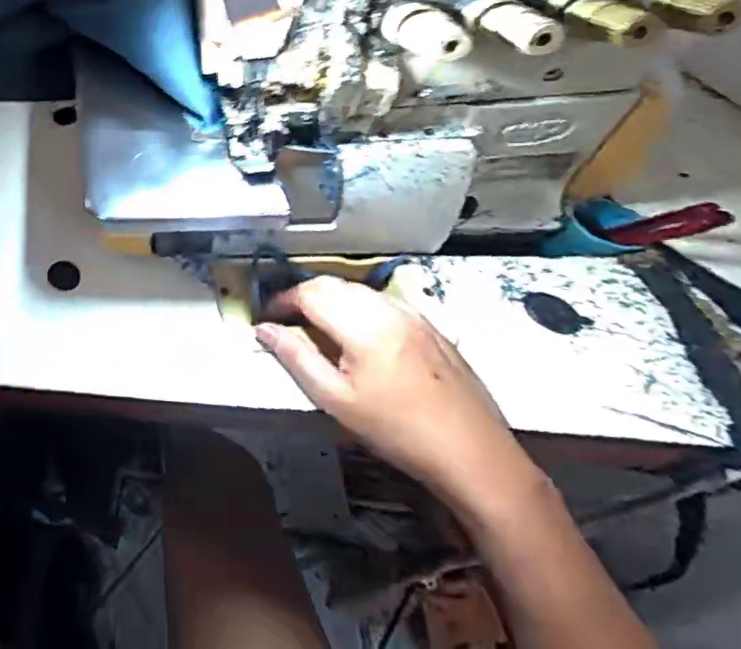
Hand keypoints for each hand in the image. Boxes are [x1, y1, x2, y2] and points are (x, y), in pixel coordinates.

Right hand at [254, 277, 538, 516]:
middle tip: (287, 319)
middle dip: (304, 295)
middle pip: (333, 284)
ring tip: (318, 325)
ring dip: (331, 298)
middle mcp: (388, 310)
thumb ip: (296, 358)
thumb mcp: (336, 400)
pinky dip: (359, 306)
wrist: (475, 456)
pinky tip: (358, 333)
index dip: (282, 300)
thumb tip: (264, 329)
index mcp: (363, 326)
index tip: (267, 317)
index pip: (309, 293)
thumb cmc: (398, 432)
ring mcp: (414, 316)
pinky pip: (383, 301)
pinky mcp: (431, 327)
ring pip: (359, 290)